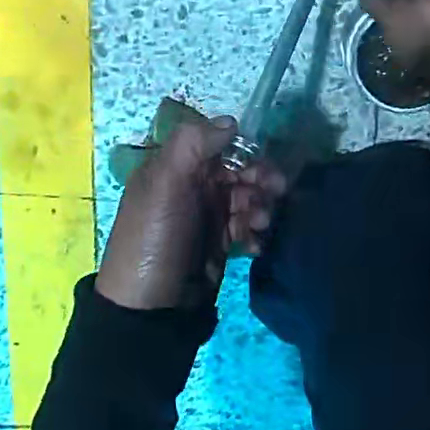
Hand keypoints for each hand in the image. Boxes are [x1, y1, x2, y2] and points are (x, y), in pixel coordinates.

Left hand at [97, 113, 287, 309]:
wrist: (152, 308)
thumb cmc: (156, 237)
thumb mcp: (165, 183)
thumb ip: (194, 144)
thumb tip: (231, 122)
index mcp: (174, 167)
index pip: (217, 144)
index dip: (243, 149)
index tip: (260, 161)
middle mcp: (191, 187)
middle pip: (238, 170)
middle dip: (260, 178)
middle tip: (276, 191)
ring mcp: (207, 215)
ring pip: (247, 197)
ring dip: (260, 206)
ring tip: (260, 224)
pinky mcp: (220, 242)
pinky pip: (247, 226)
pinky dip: (256, 232)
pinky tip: (255, 245)